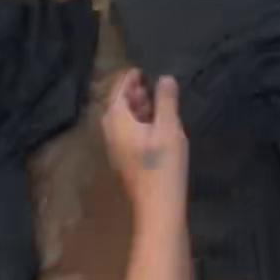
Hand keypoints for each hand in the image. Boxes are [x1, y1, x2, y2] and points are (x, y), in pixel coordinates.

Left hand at [102, 70, 188, 228]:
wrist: (159, 211)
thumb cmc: (162, 165)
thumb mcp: (169, 127)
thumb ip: (166, 100)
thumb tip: (164, 77)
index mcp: (116, 120)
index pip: (118, 90)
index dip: (130, 78)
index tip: (143, 69)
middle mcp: (111, 133)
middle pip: (118, 105)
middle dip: (134, 92)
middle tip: (152, 84)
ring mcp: (116, 149)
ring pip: (124, 120)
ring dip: (138, 108)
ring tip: (157, 102)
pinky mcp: (125, 162)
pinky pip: (128, 133)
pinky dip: (140, 123)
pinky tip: (158, 126)